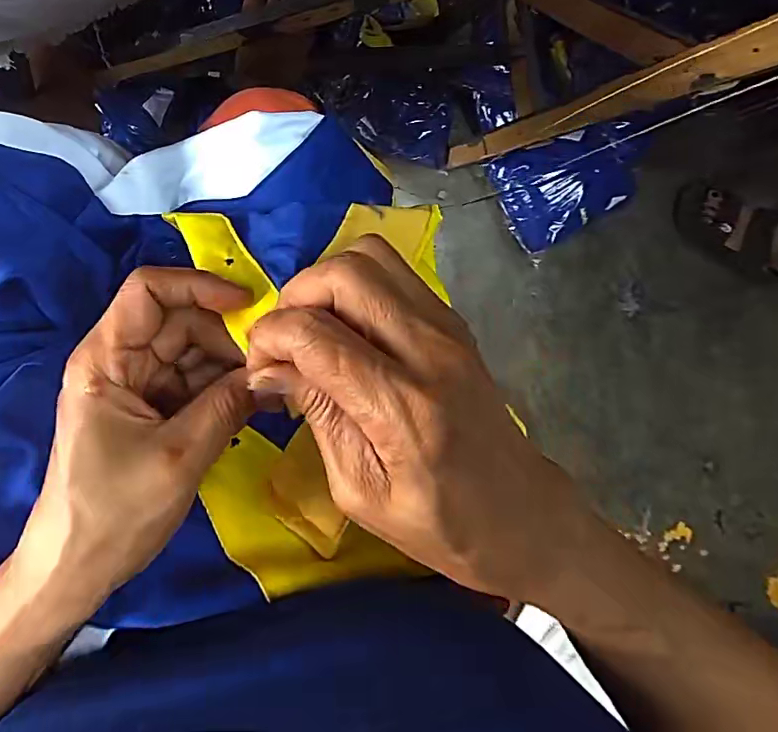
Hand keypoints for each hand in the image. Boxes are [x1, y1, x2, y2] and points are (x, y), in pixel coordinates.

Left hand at [9, 268, 257, 623]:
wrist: (74, 572)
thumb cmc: (112, 513)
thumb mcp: (179, 456)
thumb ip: (228, 405)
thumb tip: (274, 370)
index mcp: (105, 360)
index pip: (148, 290)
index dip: (198, 285)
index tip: (247, 306)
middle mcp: (121, 361)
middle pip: (183, 319)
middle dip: (228, 336)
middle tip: (268, 366)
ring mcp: (139, 383)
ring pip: (197, 348)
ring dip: (232, 364)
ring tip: (267, 391)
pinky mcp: (156, 405)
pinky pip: (198, 378)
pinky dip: (226, 386)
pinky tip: (254, 404)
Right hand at [245, 237, 593, 604]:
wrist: (519, 508)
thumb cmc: (440, 522)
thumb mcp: (361, 491)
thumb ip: (317, 415)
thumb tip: (267, 368)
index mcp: (402, 406)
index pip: (316, 334)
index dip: (270, 338)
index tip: (258, 365)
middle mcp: (428, 349)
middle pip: (346, 273)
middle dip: (295, 295)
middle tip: (284, 340)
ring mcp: (447, 326)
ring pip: (372, 256)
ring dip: (327, 281)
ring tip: (314, 327)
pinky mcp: (453, 319)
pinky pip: (395, 272)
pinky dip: (358, 284)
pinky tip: (348, 327)